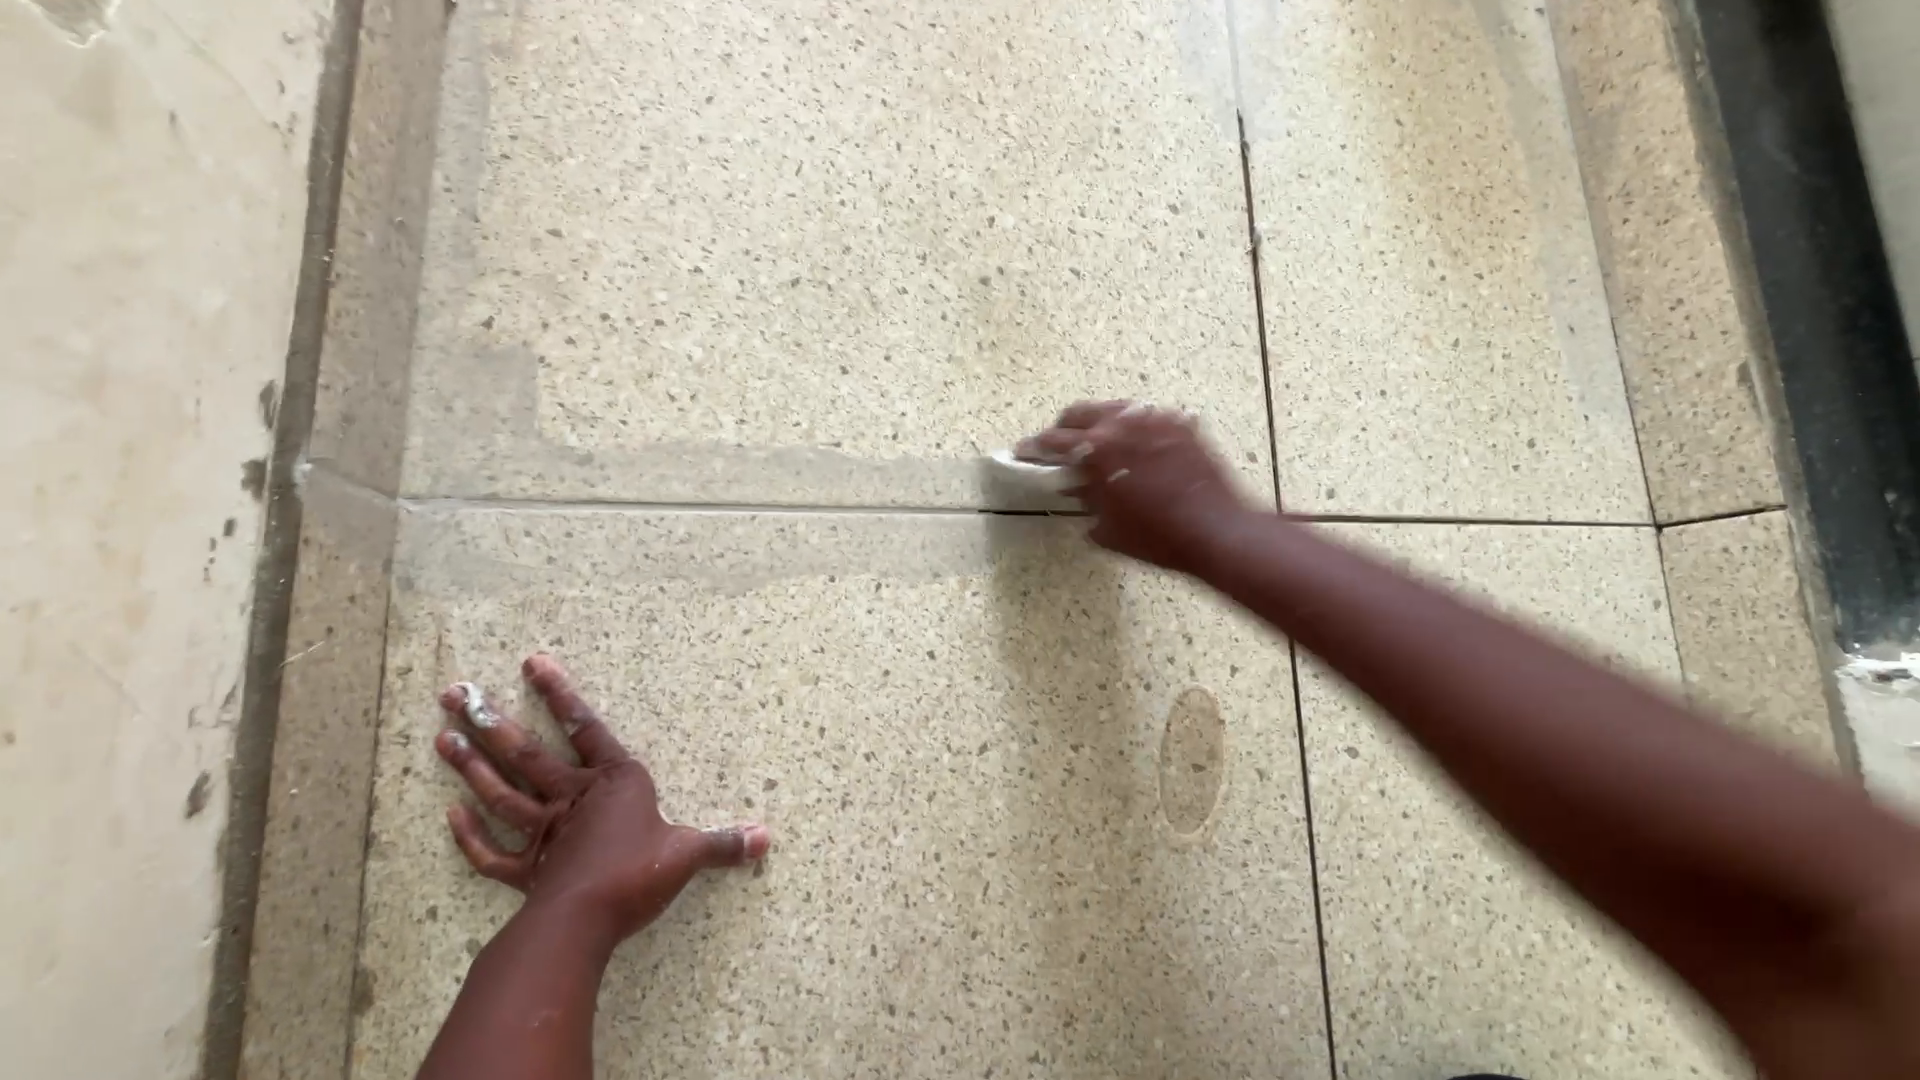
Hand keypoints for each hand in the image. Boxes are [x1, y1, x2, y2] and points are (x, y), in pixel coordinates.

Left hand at [434, 654, 768, 944]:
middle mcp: (572, 799)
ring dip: (469, 766)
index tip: (531, 661)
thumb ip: (723, 842)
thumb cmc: (636, 874)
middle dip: (490, 721)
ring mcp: (542, 833)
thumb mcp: (689, 854)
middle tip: (456, 693)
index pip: (585, 727)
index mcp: (613, 783)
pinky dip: (468, 836)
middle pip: (526, 754)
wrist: (584, 922)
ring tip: (443, 736)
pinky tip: (449, 814)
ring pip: (501, 793)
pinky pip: (490, 853)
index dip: (559, 694)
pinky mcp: (525, 871)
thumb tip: (766, 838)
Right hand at [1016, 400, 1250, 574]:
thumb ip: (1085, 501)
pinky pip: (1146, 417)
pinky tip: (1135, 446)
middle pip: (1080, 412)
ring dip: (1099, 423)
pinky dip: (1133, 429)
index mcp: (1098, 448)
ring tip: (1096, 444)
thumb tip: (1076, 488)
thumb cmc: (1158, 538)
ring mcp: (1156, 419)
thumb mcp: (1108, 528)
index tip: (1023, 452)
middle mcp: (1124, 424)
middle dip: (1065, 429)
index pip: (1053, 441)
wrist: (1218, 531)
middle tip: (1059, 448)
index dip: (1034, 448)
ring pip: (1114, 409)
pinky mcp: (1181, 424)